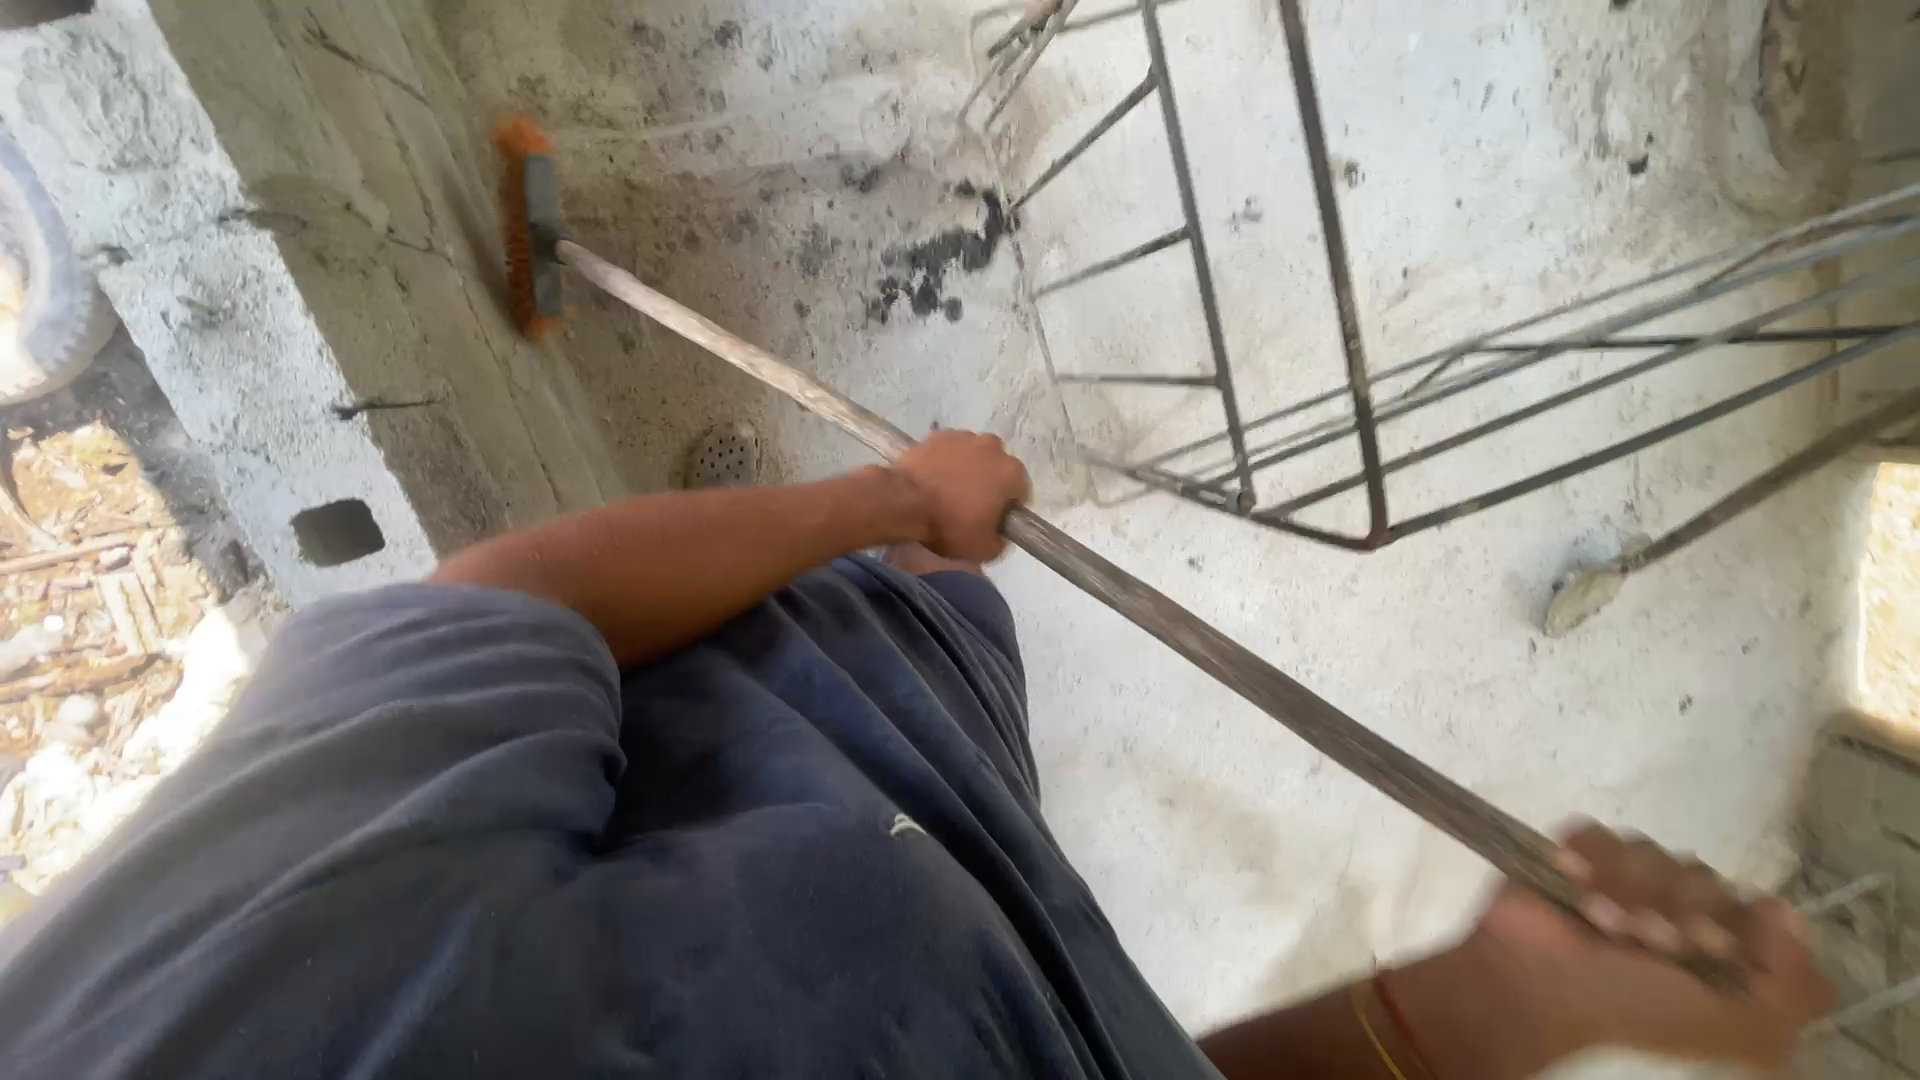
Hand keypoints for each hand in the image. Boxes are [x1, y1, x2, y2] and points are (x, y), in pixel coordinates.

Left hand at [893, 430, 1029, 562]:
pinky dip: (946, 461)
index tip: (993, 521)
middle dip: (989, 484)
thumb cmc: (950, 525)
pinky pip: (949, 450)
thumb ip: (1001, 540)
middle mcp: (993, 447)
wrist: (904, 502)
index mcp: (1011, 472)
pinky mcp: (937, 435)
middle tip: (970, 506)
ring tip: (948, 491)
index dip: (1008, 509)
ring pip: (974, 456)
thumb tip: (999, 534)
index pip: (1020, 492)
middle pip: (997, 469)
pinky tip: (934, 478)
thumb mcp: (984, 549)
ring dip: (968, 470)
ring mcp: (964, 437)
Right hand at [1462, 821, 1832, 1071]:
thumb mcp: (1742, 1028)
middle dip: (1672, 907)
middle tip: (1644, 938)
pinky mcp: (1573, 855)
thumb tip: (1781, 910)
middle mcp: (1675, 911)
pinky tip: (1573, 881)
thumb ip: (1795, 984)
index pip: (1752, 906)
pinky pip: (1595, 832)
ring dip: (1624, 888)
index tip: (1707, 947)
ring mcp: (1619, 881)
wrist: (1540, 981)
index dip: (1733, 922)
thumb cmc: (1637, 1008)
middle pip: (1702, 874)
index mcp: (1718, 949)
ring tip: (1599, 919)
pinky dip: (1585, 857)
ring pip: (1648, 850)